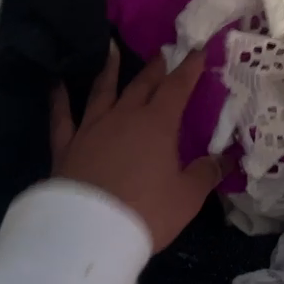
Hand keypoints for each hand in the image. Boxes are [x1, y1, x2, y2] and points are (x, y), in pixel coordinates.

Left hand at [50, 44, 222, 251]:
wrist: (89, 235)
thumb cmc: (145, 212)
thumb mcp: (187, 197)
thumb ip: (206, 173)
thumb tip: (226, 157)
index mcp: (157, 123)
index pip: (177, 87)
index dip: (189, 67)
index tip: (198, 49)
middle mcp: (125, 116)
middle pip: (143, 84)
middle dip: (156, 67)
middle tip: (163, 52)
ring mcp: (92, 127)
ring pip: (103, 90)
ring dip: (110, 69)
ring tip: (113, 49)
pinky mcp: (67, 145)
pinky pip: (61, 116)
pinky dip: (59, 98)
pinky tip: (56, 83)